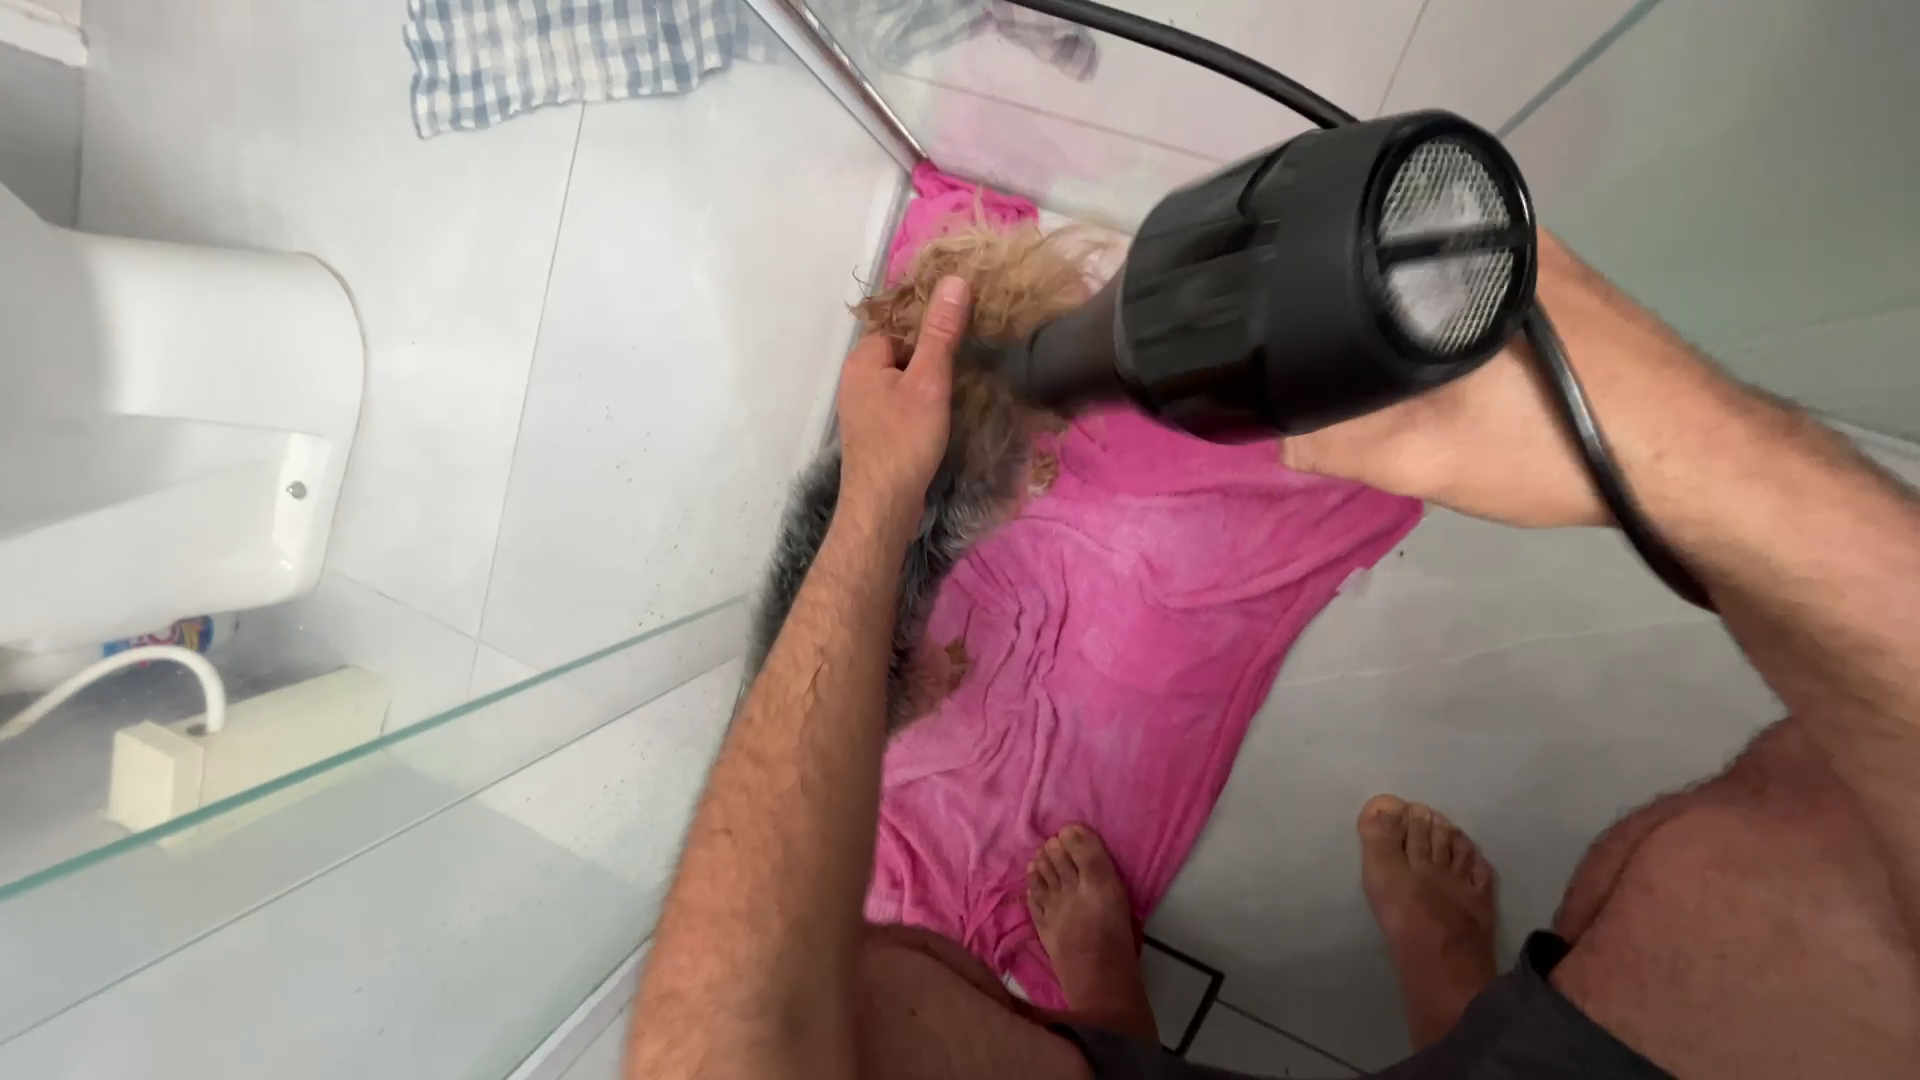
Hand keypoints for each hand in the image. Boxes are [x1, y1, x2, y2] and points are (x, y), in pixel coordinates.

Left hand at [836, 275, 969, 530]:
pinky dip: (921, 408)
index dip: (932, 329)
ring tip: (961, 393)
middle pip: (903, 353)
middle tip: (968, 367)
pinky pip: (900, 406)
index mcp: (863, 359)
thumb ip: (940, 333)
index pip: (901, 324)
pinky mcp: (873, 434)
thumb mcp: (929, 382)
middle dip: (933, 358)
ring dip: (930, 386)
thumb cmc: (904, 442)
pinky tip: (942, 420)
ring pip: (903, 382)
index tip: (965, 339)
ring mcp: (862, 409)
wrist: (882, 506)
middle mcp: (856, 379)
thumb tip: (955, 280)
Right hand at [1282, 235, 1617, 527]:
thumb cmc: (1558, 450)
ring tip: (1397, 391)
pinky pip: (1468, 304)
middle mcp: (1507, 237)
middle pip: (1386, 279)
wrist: (1701, 471)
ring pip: (1428, 294)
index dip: (1309, 314)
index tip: (1296, 362)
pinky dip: (1442, 340)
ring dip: (1402, 337)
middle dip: (1356, 332)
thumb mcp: (1420, 460)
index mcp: (1467, 253)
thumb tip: (1272, 435)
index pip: (1350, 264)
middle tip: (1348, 390)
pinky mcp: (1561, 293)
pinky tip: (1453, 384)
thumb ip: (1332, 445)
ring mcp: (1542, 261)